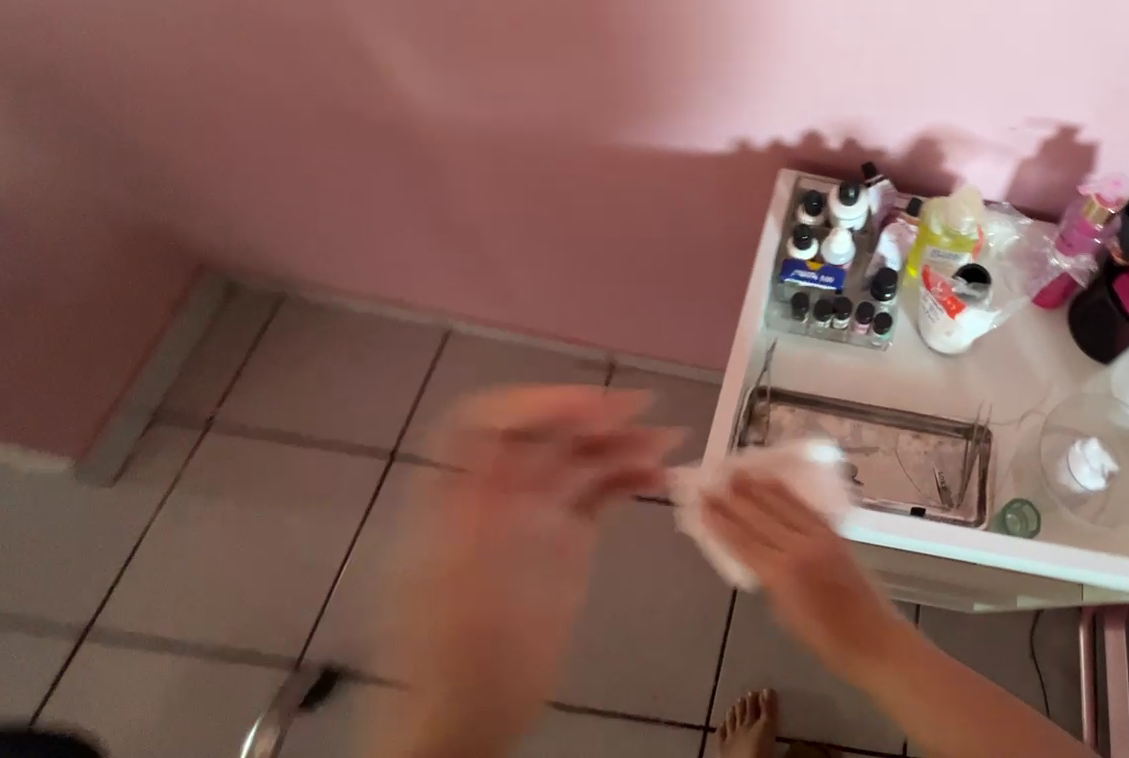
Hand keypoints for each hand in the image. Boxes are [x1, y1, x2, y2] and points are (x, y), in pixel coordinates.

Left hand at [374, 385, 681, 757]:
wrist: (470, 724)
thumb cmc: (461, 660)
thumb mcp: (463, 583)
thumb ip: (488, 507)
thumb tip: (510, 441)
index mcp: (458, 497)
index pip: (487, 422)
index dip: (537, 404)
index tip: (591, 409)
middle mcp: (496, 494)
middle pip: (543, 434)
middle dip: (591, 415)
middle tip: (644, 409)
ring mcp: (533, 514)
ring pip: (578, 458)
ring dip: (621, 442)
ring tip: (669, 438)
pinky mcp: (564, 537)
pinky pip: (598, 491)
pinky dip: (628, 476)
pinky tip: (658, 475)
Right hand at [704, 473, 915, 685]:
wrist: (870, 636)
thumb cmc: (824, 638)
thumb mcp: (784, 613)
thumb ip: (769, 579)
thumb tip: (757, 556)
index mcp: (781, 573)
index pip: (742, 542)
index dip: (720, 522)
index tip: (702, 504)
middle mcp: (798, 547)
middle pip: (759, 517)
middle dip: (733, 500)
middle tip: (712, 482)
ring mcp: (818, 535)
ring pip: (781, 505)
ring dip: (757, 488)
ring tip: (737, 473)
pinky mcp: (833, 531)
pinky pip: (803, 506)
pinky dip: (785, 493)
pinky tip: (772, 483)